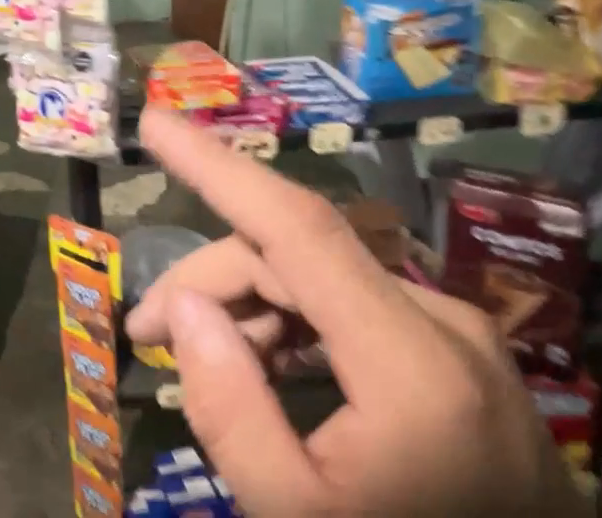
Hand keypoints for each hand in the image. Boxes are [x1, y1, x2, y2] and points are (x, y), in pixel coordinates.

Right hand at [125, 109, 589, 517]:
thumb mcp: (294, 516)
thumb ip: (230, 409)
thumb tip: (188, 308)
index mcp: (413, 367)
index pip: (298, 227)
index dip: (217, 167)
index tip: (155, 123)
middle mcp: (442, 325)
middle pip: (297, 257)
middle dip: (209, 279)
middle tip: (145, 331)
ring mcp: (456, 336)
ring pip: (320, 278)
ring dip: (246, 302)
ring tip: (191, 354)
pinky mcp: (456, 355)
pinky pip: (351, 310)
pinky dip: (290, 323)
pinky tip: (256, 363)